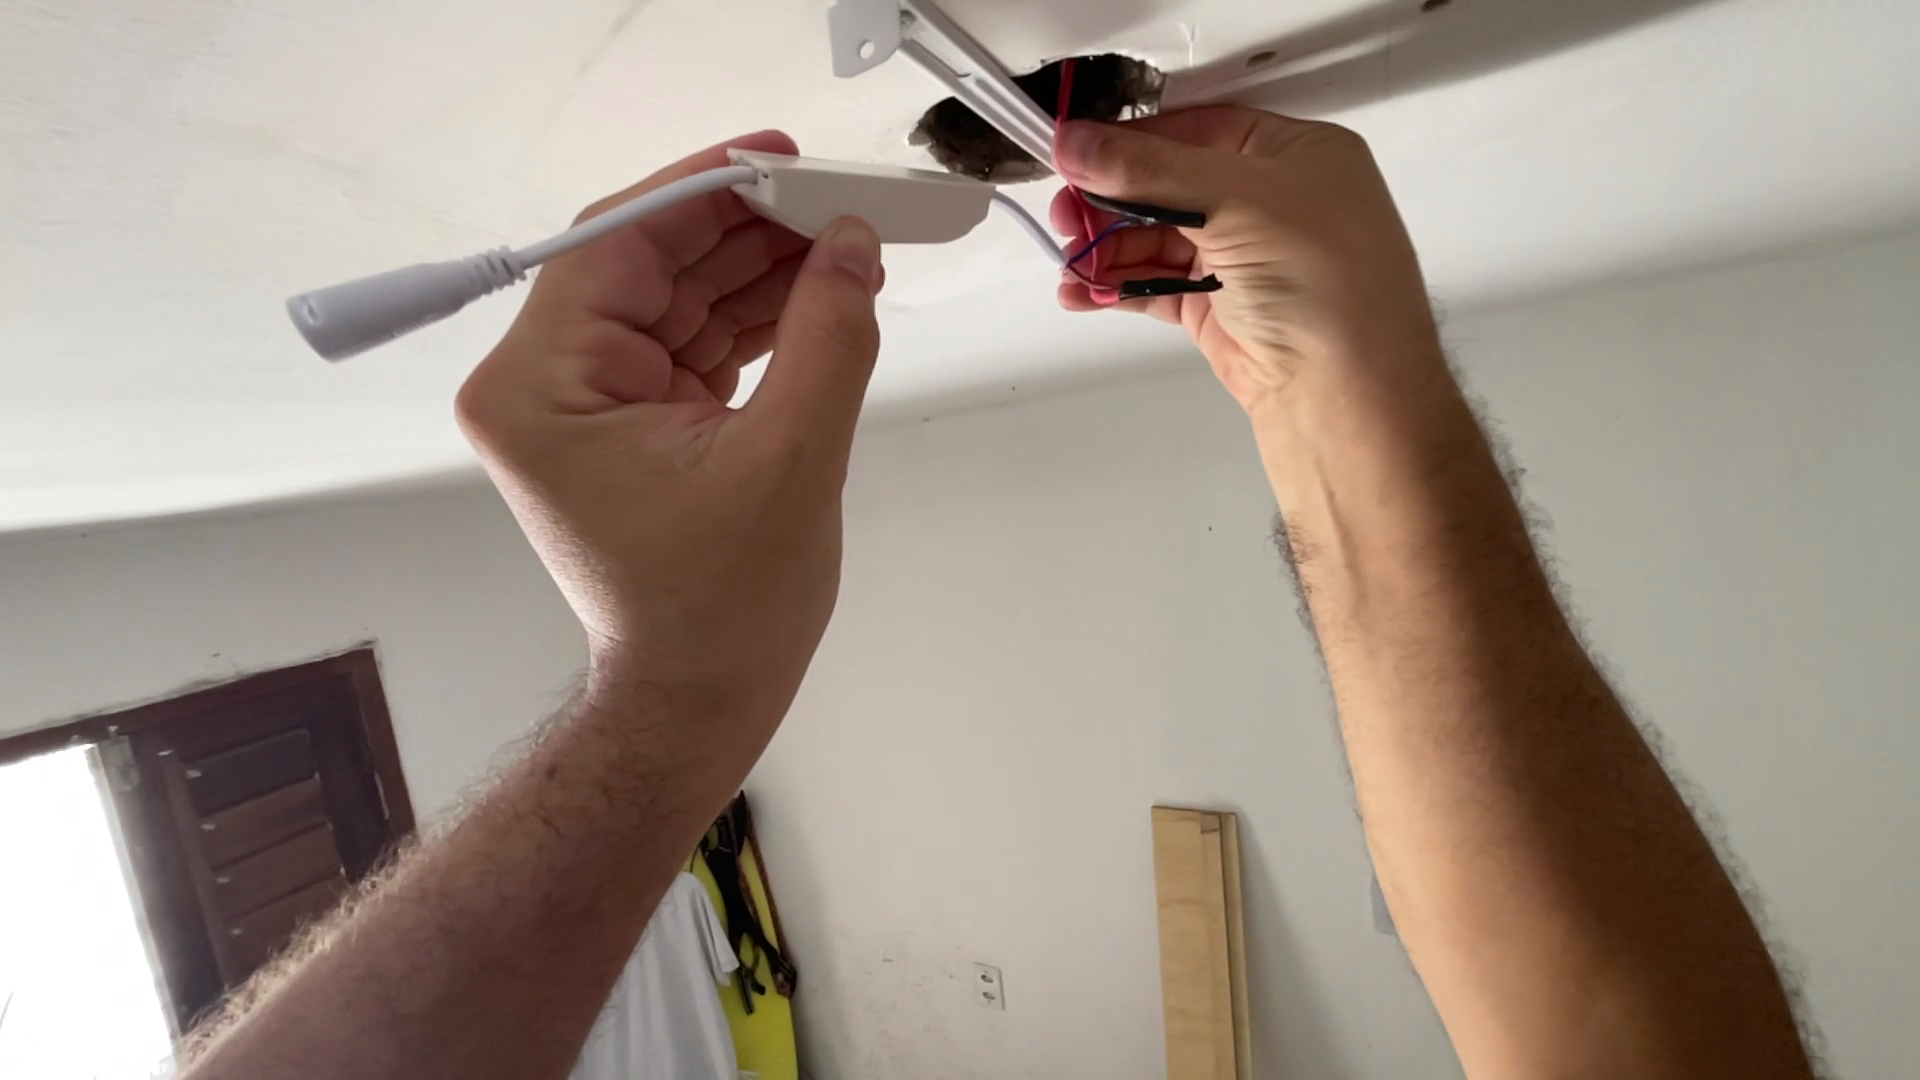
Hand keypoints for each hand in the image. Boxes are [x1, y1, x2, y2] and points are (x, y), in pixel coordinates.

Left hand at [456, 132, 885, 723]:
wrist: (702, 695)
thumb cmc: (729, 608)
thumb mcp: (792, 462)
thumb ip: (827, 340)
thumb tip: (853, 248)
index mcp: (545, 388)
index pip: (618, 244)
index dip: (707, 192)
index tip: (785, 163)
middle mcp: (551, 387)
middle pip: (652, 268)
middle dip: (749, 236)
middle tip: (837, 211)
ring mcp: (594, 407)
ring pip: (682, 303)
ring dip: (762, 277)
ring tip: (843, 254)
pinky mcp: (638, 427)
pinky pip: (698, 348)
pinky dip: (758, 325)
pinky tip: (816, 304)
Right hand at [1052, 108, 1442, 415]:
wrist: (1337, 390)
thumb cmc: (1323, 286)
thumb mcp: (1239, 204)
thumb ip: (1152, 172)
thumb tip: (1078, 143)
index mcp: (1287, 155)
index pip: (1192, 131)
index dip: (1130, 143)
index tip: (1073, 155)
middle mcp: (1262, 202)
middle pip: (1166, 187)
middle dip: (1110, 203)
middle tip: (1066, 218)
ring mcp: (1235, 257)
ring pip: (1153, 241)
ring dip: (1106, 252)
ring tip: (1070, 266)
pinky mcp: (1212, 306)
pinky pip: (1152, 286)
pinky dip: (1116, 288)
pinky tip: (1083, 292)